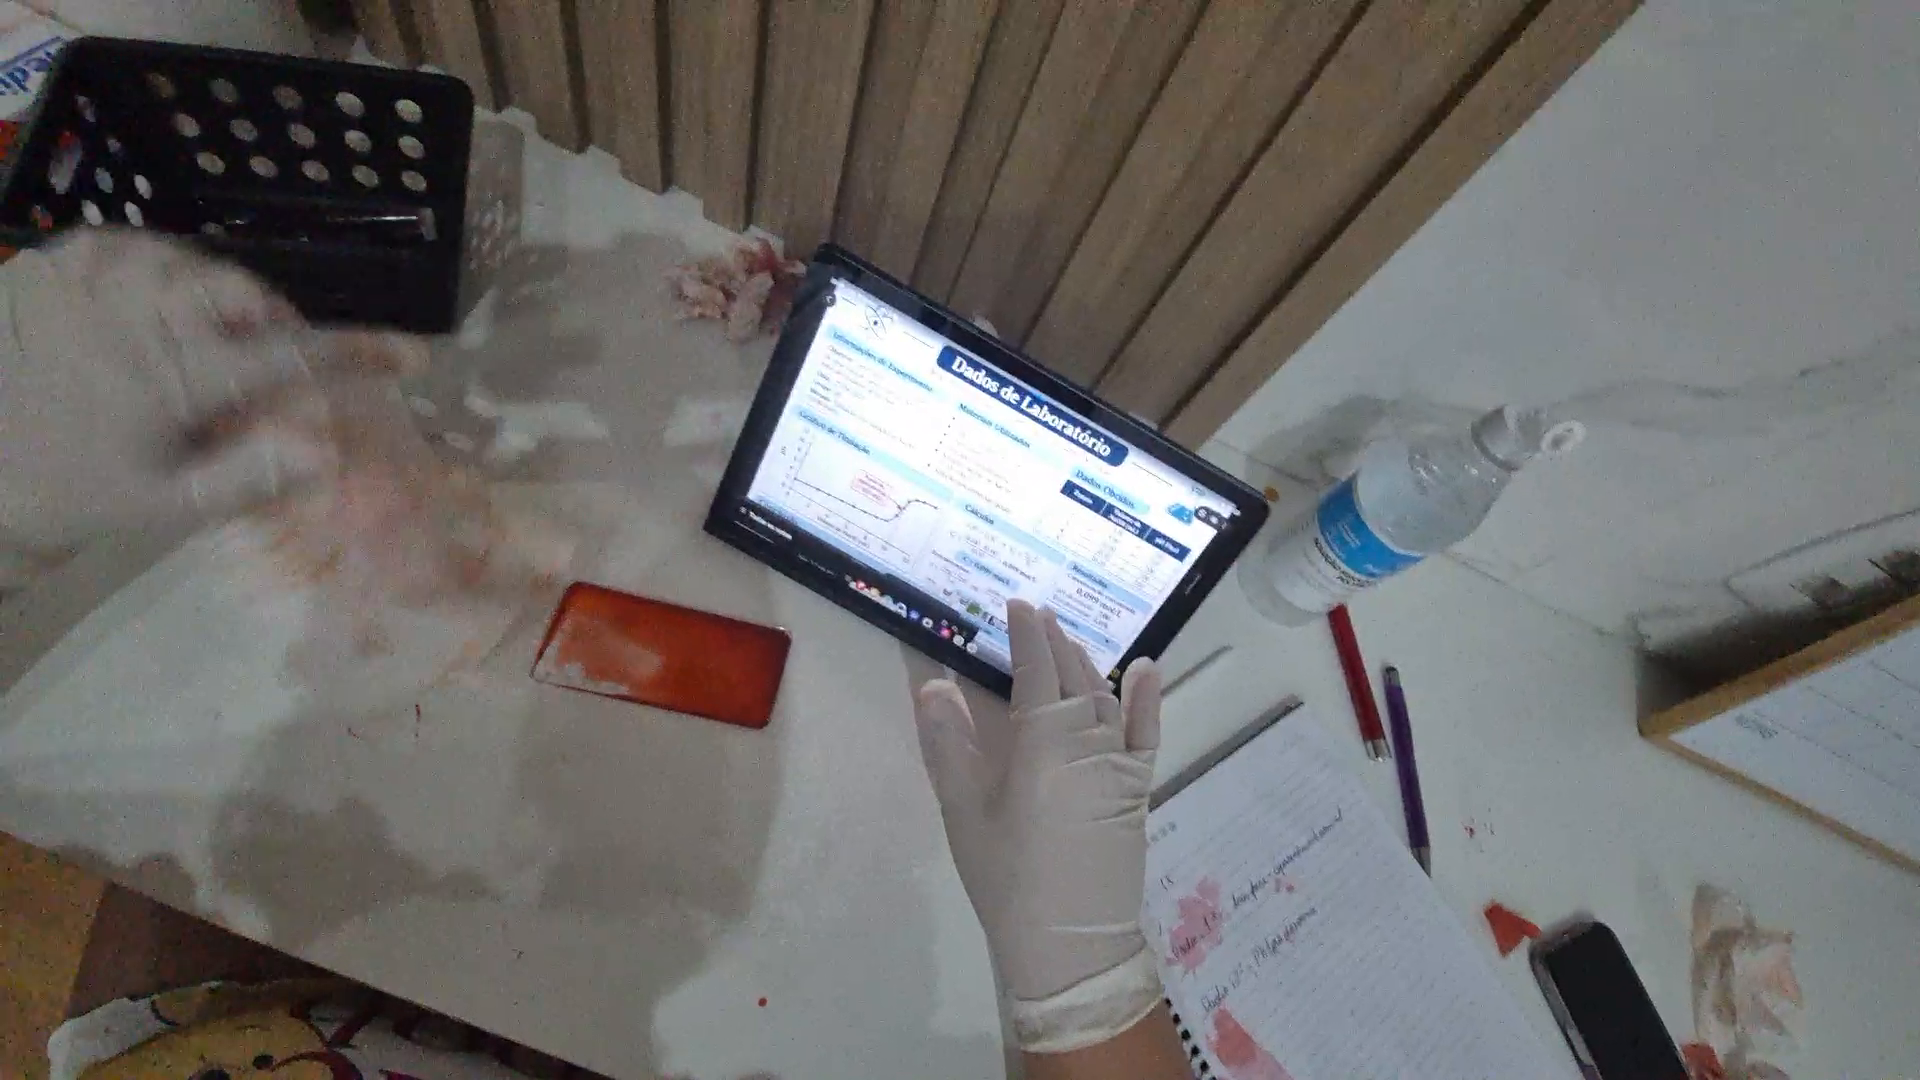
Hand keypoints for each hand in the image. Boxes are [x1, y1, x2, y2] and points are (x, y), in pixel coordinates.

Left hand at [0, 229, 424, 551]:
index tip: (411, 356)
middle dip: (278, 318)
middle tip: (284, 349)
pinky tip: (168, 290)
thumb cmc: (83, 494)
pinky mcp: (36, 274)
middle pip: (236, 291)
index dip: (361, 354)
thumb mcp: (171, 505)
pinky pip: (117, 244)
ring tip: (229, 322)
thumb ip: (250, 477)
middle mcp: (129, 320)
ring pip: (181, 260)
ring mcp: (77, 288)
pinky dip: (160, 261)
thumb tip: (328, 449)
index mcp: (170, 377)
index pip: (292, 357)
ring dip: (222, 289)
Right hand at [914, 599, 1164, 1053]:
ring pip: (1103, 695)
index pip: (1036, 669)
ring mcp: (1119, 761)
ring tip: (1067, 640)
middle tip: (1037, 614)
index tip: (1016, 605)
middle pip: (1071, 675)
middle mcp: (1088, 740)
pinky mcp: (1137, 786)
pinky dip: (1146, 697)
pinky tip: (1145, 669)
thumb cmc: (1009, 877)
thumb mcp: (965, 814)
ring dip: (1084, 661)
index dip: (1026, 633)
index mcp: (1043, 742)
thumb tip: (934, 684)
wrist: (1071, 945)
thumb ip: (948, 745)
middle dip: (1053, 639)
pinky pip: (1147, 730)